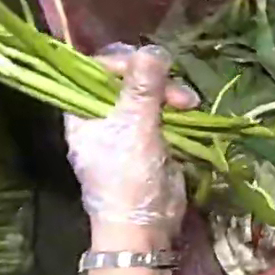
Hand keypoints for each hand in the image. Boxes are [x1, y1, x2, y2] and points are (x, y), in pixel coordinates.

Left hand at [65, 44, 198, 247]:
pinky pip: (164, 110)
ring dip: (171, 94)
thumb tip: (152, 49)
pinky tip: (191, 112)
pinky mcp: (151, 137)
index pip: (96, 70)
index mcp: (83, 112)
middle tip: (179, 96)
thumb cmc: (128, 177)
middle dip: (156, 81)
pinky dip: (178, 108)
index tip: (150, 67)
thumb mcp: (135, 128)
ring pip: (150, 92)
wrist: (144, 226)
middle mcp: (103, 115)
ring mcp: (129, 126)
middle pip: (128, 79)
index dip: (123, 63)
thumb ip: (143, 88)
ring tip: (190, 106)